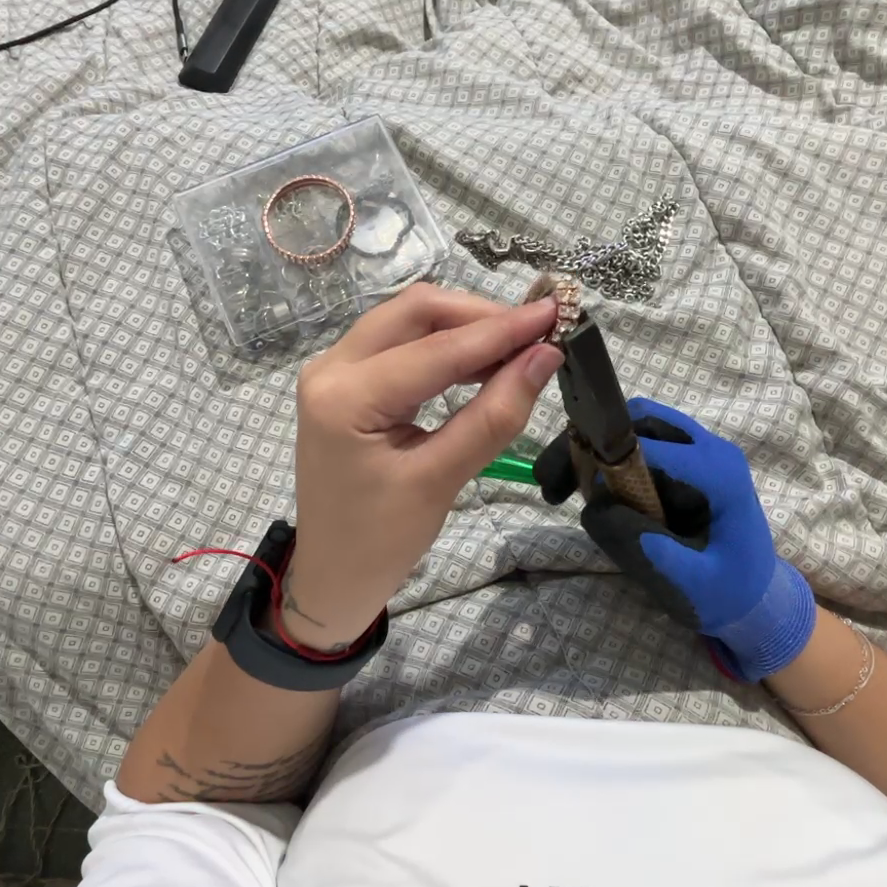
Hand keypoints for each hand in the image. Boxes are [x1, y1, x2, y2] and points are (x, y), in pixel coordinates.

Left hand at [285, 284, 562, 649]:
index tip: (556, 312)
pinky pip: (397, 343)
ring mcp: (332, 371)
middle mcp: (330, 368)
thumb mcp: (441, 480)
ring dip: (462, 326)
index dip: (501, 330)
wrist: (332, 574)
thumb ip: (494, 415)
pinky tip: (480, 362)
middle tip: (535, 332)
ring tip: (517, 347)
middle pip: (414, 312)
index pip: (437, 349)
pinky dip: (441, 344)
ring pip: (406, 321)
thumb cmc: (380, 541)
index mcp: (345, 397)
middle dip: (479, 316)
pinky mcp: (343, 382)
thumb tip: (545, 357)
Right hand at [534, 397, 814, 680]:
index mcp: (718, 474)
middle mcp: (709, 449)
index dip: (597, 459)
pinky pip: (638, 442)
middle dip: (587, 443)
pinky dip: (605, 458)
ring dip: (592, 449)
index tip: (559, 489)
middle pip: (637, 419)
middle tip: (550, 480)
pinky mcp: (685, 460)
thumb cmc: (728, 594)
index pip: (647, 444)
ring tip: (560, 486)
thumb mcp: (689, 584)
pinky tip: (585, 488)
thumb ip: (645, 548)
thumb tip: (594, 508)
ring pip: (634, 425)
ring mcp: (699, 450)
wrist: (758, 600)